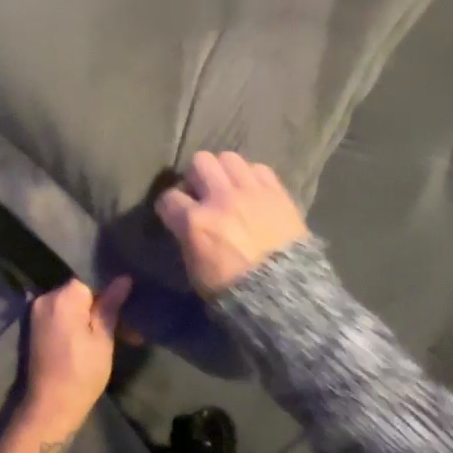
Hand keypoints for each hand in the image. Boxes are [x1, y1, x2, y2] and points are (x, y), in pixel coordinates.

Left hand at [22, 276, 131, 431]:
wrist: (50, 405)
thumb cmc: (82, 373)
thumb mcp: (102, 339)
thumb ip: (110, 306)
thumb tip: (124, 279)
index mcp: (63, 297)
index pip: (90, 282)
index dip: (108, 297)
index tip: (124, 315)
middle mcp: (45, 298)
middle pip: (78, 293)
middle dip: (98, 307)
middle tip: (123, 329)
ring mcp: (36, 312)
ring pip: (69, 305)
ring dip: (86, 317)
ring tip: (108, 337)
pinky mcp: (33, 327)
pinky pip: (58, 316)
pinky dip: (72, 324)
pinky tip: (86, 340)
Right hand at [156, 151, 310, 295]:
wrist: (284, 295)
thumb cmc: (233, 289)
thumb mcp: (195, 268)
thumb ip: (187, 237)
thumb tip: (186, 223)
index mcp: (196, 222)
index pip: (168, 197)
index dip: (169, 206)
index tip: (173, 213)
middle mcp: (221, 199)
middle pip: (200, 162)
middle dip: (196, 176)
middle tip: (202, 193)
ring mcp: (250, 192)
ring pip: (228, 158)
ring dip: (224, 171)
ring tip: (228, 187)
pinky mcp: (276, 193)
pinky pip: (259, 168)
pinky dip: (251, 177)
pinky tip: (251, 192)